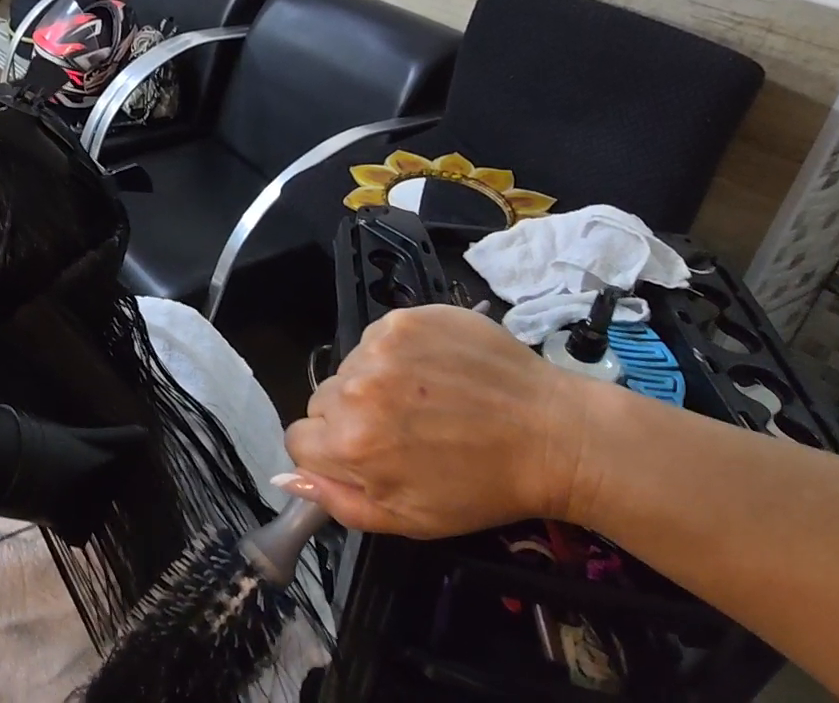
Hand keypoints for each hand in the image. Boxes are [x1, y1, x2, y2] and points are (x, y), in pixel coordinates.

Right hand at [281, 305, 598, 538]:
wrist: (555, 435)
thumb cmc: (483, 487)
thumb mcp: (409, 519)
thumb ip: (338, 501)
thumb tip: (283, 477)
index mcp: (350, 443)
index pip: (299, 440)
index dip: (330, 454)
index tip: (368, 456)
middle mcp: (355, 389)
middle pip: (321, 403)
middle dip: (350, 419)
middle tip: (403, 431)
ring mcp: (379, 348)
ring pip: (348, 370)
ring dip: (373, 385)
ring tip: (426, 402)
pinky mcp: (404, 319)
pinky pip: (375, 340)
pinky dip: (397, 356)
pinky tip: (435, 374)